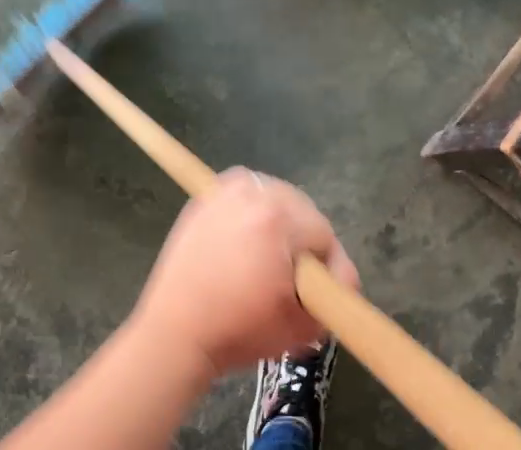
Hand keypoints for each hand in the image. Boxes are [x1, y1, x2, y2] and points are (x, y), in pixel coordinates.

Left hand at [128, 168, 359, 376]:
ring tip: (275, 258)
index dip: (332, 266)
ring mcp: (224, 190)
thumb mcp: (301, 324)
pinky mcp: (205, 197)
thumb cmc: (239, 329)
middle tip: (301, 276)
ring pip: (274, 198)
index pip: (324, 234)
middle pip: (302, 210)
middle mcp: (252, 192)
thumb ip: (335, 294)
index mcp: (278, 218)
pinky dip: (254, 212)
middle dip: (306, 242)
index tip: (325, 291)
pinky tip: (251, 240)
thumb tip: (343, 279)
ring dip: (282, 223)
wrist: (176, 331)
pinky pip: (245, 195)